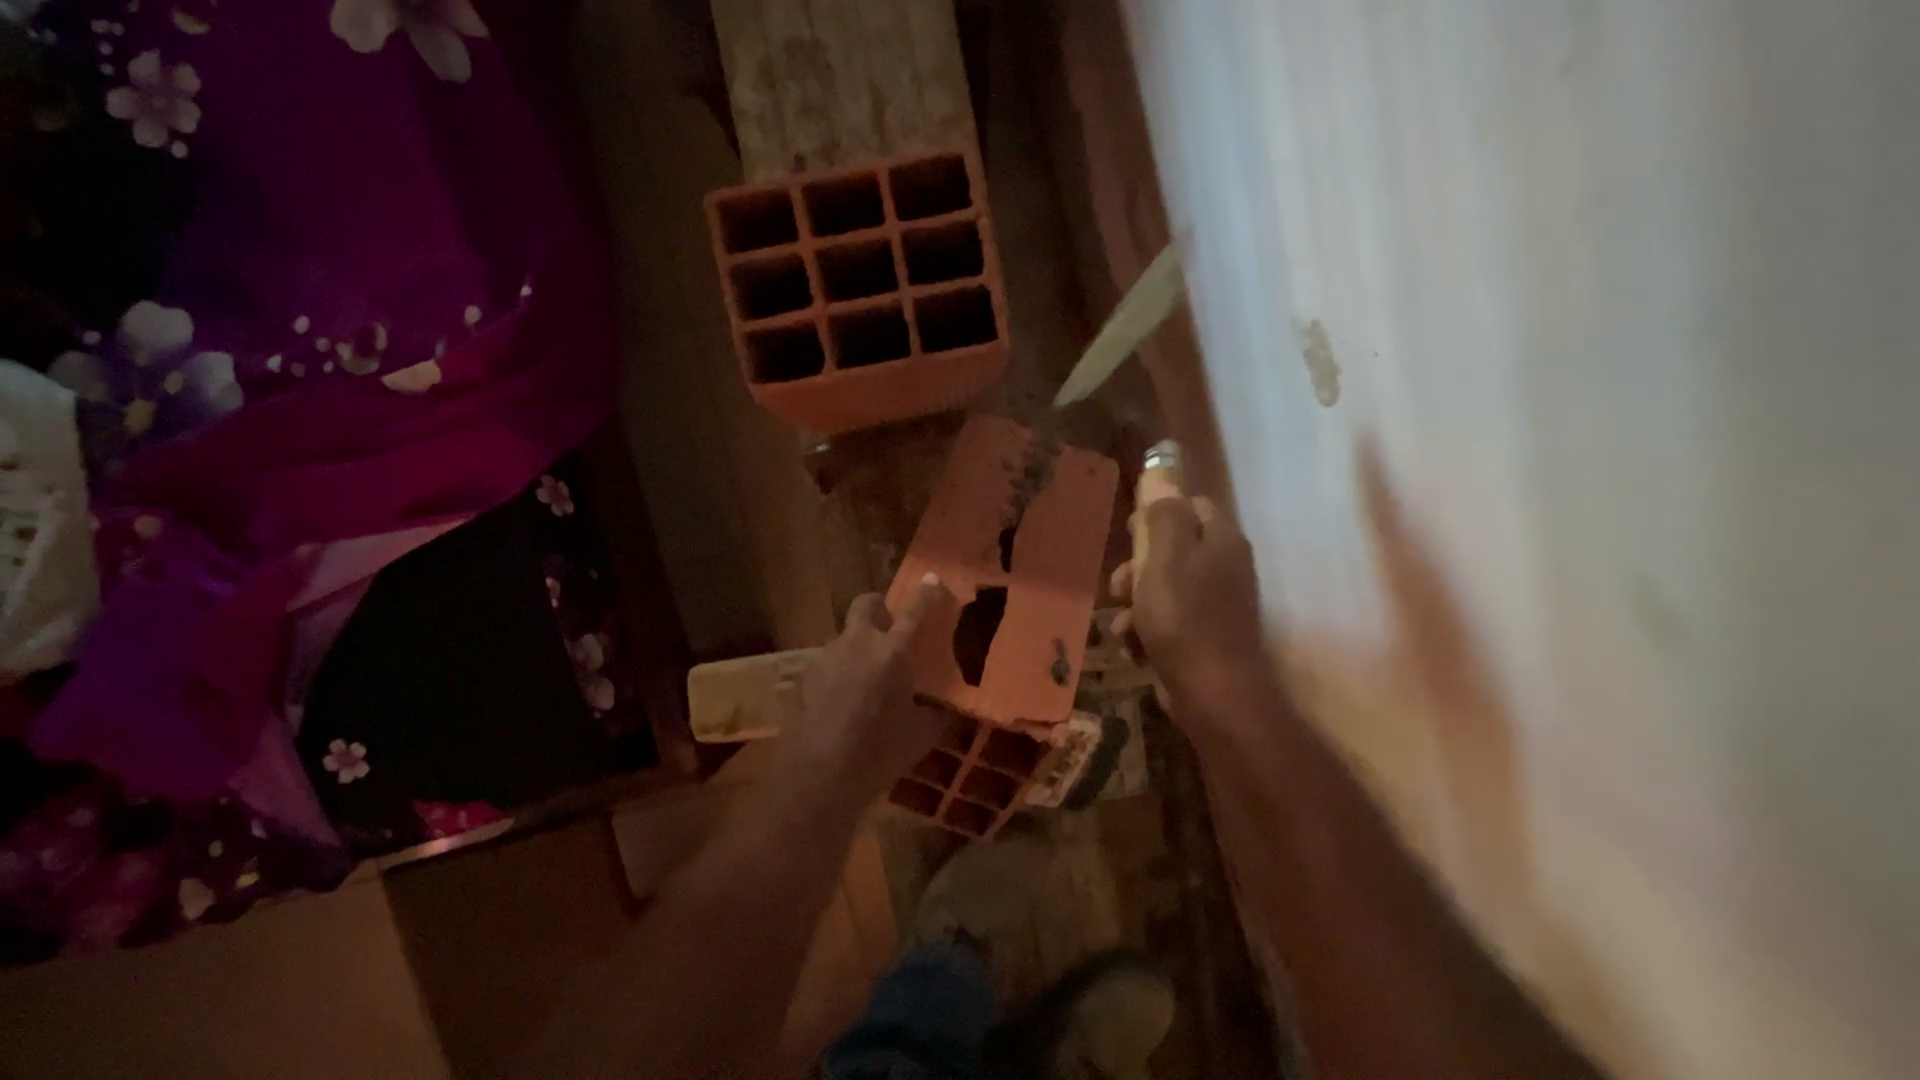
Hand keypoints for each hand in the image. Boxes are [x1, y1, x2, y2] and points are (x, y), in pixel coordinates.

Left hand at [776, 577, 947, 805]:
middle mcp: (857, 644)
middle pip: (865, 605)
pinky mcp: (802, 678)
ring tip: (864, 683)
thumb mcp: (919, 737)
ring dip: (856, 649)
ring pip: (844, 639)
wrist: (816, 776)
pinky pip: (826, 667)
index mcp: (892, 653)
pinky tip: (840, 706)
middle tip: (889, 629)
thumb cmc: (877, 754)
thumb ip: (933, 715)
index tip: (933, 579)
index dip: (926, 594)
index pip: (915, 613)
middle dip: (878, 609)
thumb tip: (939, 710)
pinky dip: (837, 676)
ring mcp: (824, 658)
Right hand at [1111, 497, 1271, 708]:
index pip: (1191, 505)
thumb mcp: (1163, 558)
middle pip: (1172, 550)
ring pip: (1164, 590)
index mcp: (1221, 540)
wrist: (1213, 694)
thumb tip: (1162, 476)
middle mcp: (1225, 568)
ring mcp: (1217, 607)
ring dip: (1135, 606)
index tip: (1128, 532)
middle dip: (1137, 568)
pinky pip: (1168, 624)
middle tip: (1118, 586)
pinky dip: (1147, 634)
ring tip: (1122, 628)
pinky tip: (1133, 650)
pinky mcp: (1206, 640)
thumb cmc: (1183, 618)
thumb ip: (1162, 515)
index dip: (1157, 514)